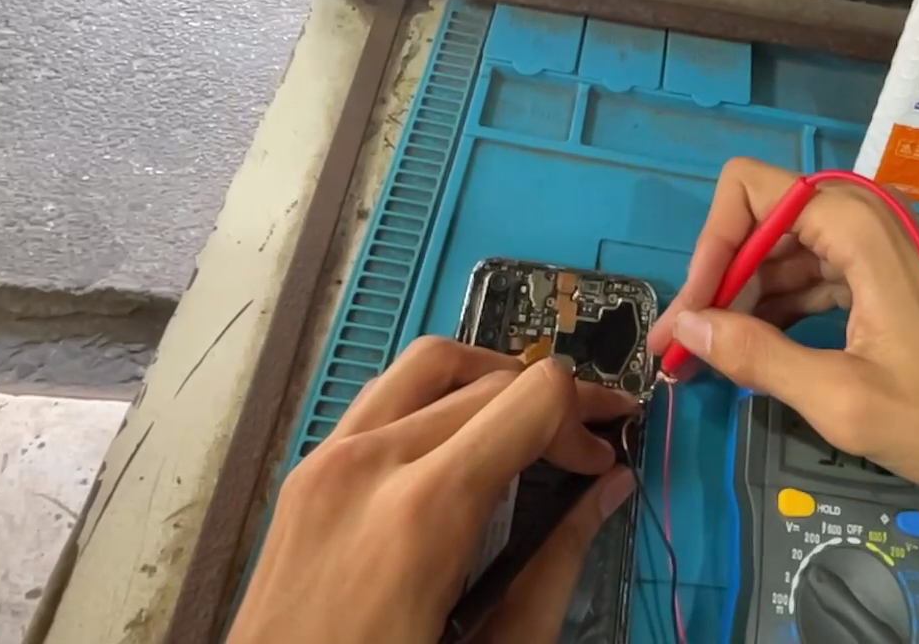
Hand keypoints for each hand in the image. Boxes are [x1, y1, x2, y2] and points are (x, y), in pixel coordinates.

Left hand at [231, 337, 639, 643]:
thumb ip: (560, 559)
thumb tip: (611, 486)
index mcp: (423, 512)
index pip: (532, 398)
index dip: (584, 417)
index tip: (599, 460)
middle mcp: (371, 461)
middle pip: (492, 378)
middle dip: (553, 403)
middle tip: (581, 448)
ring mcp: (328, 458)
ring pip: (433, 360)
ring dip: (492, 376)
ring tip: (524, 420)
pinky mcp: (307, 470)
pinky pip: (386, 392)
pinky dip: (437, 391)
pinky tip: (457, 435)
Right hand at [647, 158, 918, 507]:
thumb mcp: (844, 399)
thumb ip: (756, 356)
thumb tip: (687, 329)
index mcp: (854, 224)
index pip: (748, 192)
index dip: (709, 248)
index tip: (692, 316)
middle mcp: (863, 217)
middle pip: (762, 221)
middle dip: (720, 281)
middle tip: (685, 348)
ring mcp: (878, 245)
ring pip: (785, 250)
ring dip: (744, 299)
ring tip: (708, 357)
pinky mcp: (887, 274)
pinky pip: (815, 273)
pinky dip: (780, 307)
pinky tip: (757, 349)